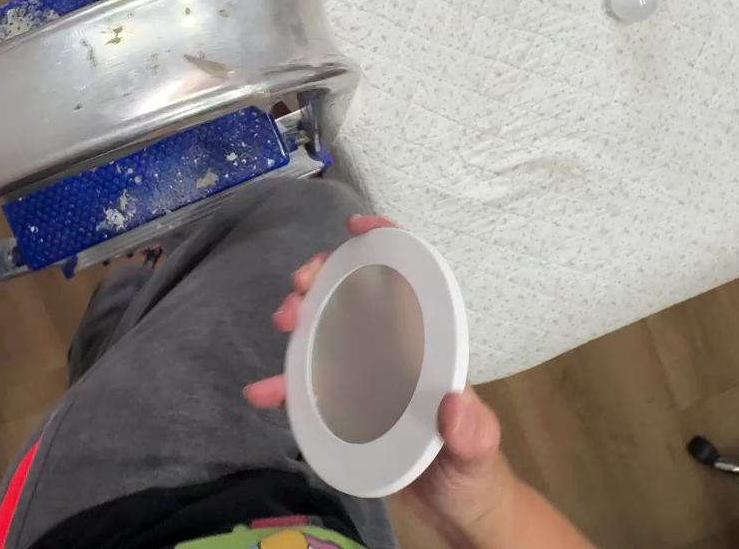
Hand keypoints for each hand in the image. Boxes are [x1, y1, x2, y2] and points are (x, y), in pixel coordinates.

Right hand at [245, 216, 592, 548]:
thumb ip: (473, 434)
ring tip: (281, 323)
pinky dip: (282, 383)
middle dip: (324, 277)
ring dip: (299, 314)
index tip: (356, 228)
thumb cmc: (473, 474)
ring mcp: (364, 373)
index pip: (408, 279)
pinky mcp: (342, 404)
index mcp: (425, 345)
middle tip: (299, 288)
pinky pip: (307, 385)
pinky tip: (261, 391)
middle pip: (355, 295)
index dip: (385, 243)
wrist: (454, 511)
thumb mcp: (477, 456)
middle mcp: (391, 348)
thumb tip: (454, 405)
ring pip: (325, 326)